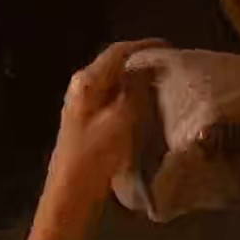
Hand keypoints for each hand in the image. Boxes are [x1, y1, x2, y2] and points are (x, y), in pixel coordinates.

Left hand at [42, 39, 164, 210]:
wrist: (71, 193)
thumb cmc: (96, 155)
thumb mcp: (121, 121)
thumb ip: (135, 91)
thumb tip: (146, 69)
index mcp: (87, 79)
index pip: (117, 52)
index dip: (143, 46)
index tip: (168, 47)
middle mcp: (82, 84)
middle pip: (114, 64)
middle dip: (140, 62)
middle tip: (168, 65)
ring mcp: (82, 101)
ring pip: (114, 81)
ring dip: (136, 80)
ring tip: (161, 83)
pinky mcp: (87, 119)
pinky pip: (111, 96)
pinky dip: (129, 95)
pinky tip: (144, 105)